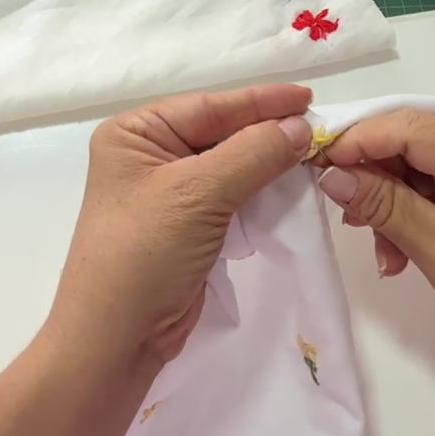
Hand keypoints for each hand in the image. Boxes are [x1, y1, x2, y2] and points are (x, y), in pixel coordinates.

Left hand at [50, 85, 313, 364]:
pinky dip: (259, 191)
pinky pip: (231, 195)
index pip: (207, 106)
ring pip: (230, 164)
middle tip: (318, 127)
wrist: (116, 339)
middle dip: (266, 131)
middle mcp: (149, 154)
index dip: (259, 101)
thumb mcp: (198, 194)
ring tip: (312, 153)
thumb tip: (300, 127)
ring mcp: (168, 191)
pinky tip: (289, 186)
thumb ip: (253, 154)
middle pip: (219, 132)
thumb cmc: (145, 252)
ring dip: (268, 162)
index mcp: (135, 132)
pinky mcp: (188, 224)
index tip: (307, 96)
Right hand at [315, 111, 434, 388]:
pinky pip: (428, 185)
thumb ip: (388, 209)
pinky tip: (397, 250)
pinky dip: (405, 211)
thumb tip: (331, 174)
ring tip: (376, 245)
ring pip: (412, 164)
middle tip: (343, 214)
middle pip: (407, 141)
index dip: (357, 140)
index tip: (316, 167)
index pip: (409, 128)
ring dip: (385, 200)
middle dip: (368, 174)